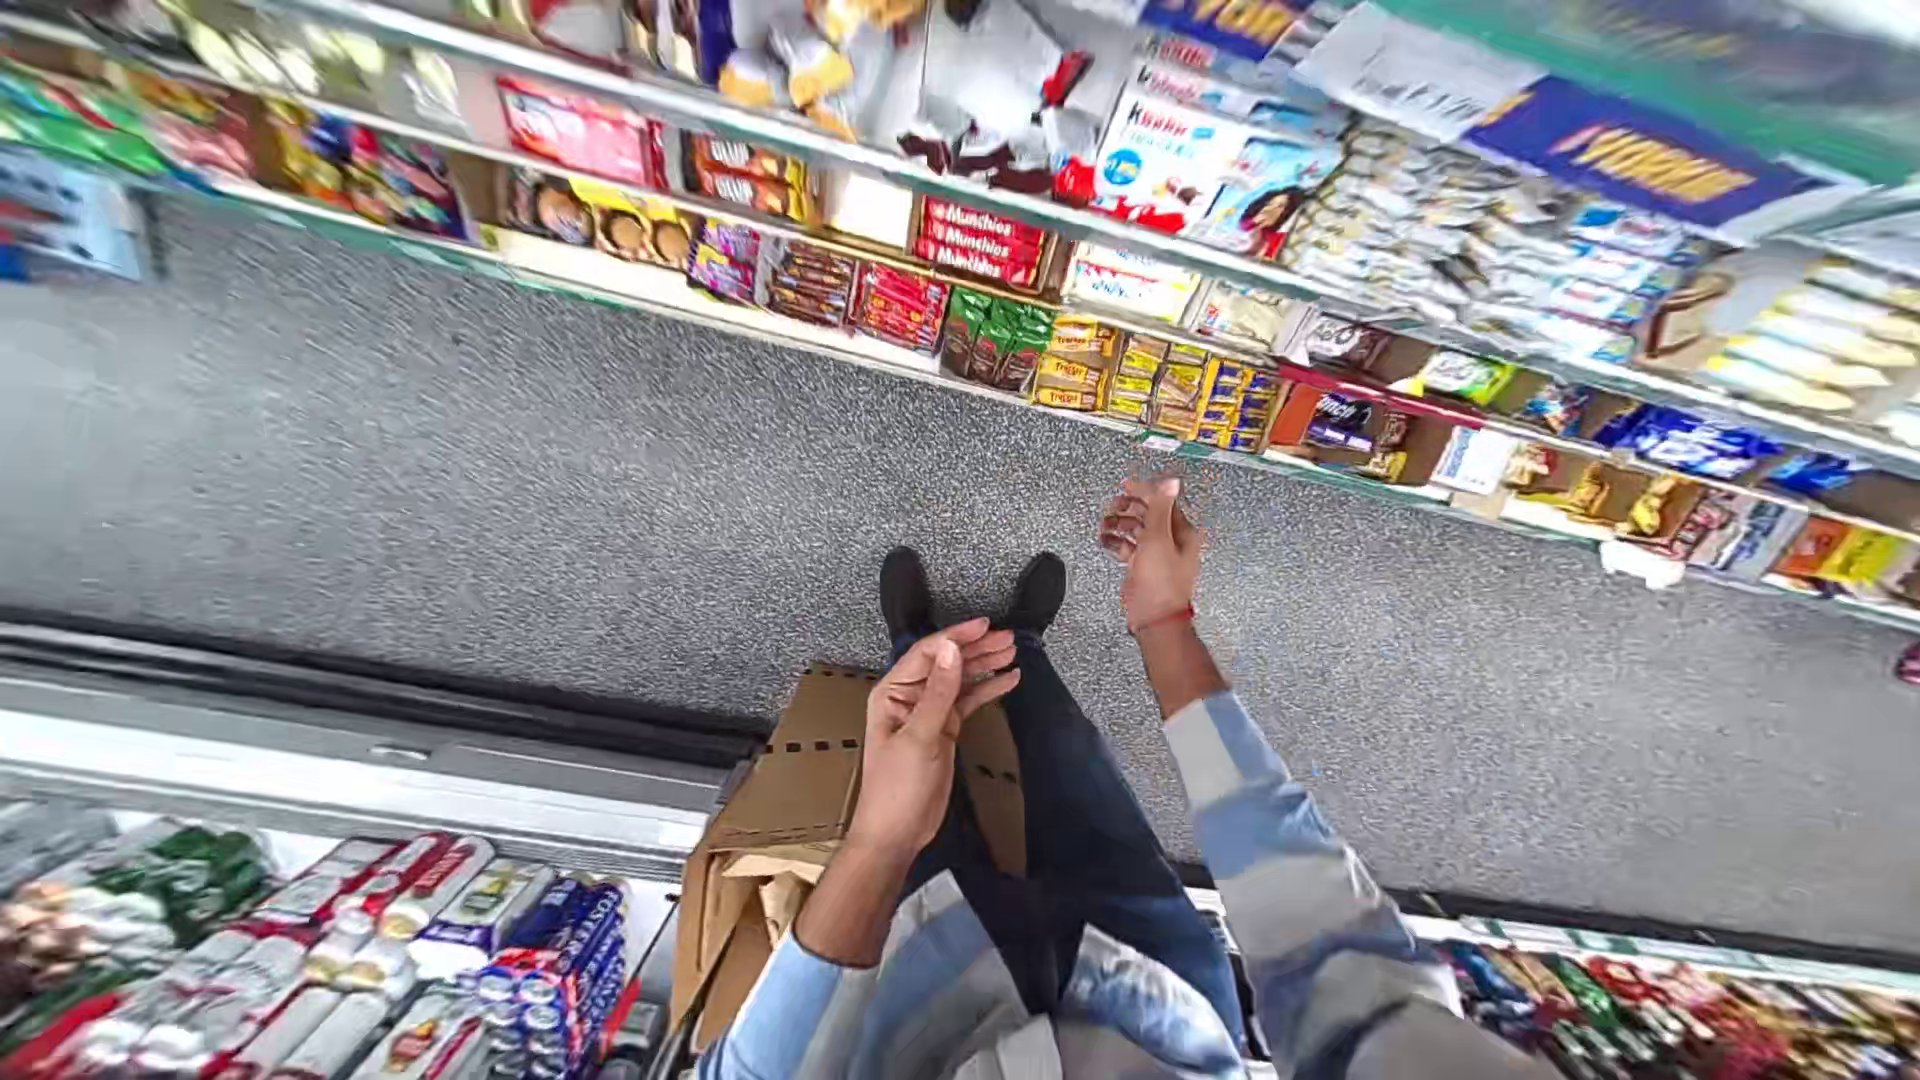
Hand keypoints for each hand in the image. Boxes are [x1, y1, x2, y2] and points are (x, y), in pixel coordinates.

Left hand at [848, 618, 1020, 858]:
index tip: (985, 626)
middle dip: (976, 648)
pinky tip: (1008, 680)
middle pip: (946, 663)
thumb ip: (938, 692)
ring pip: (960, 679)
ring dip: (984, 665)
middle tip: (1008, 638)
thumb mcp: (919, 737)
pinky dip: (987, 689)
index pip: (927, 653)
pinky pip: (968, 700)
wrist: (897, 833)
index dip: (956, 637)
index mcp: (893, 691)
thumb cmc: (897, 787)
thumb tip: (951, 648)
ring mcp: (929, 711)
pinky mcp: (945, 727)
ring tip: (1012, 652)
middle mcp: (910, 695)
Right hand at [1098, 477, 1203, 632]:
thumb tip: (1171, 481)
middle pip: (1148, 514)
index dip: (1144, 491)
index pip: (1163, 502)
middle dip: (1128, 507)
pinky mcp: (1142, 566)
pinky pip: (1127, 547)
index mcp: (1181, 532)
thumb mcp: (1159, 539)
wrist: (1154, 617)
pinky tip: (1105, 540)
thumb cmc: (1161, 583)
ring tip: (1105, 524)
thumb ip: (1160, 508)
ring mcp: (1156, 554)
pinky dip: (1115, 541)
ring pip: (1136, 529)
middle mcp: (1171, 541)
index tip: (1126, 485)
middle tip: (1112, 505)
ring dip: (1119, 523)